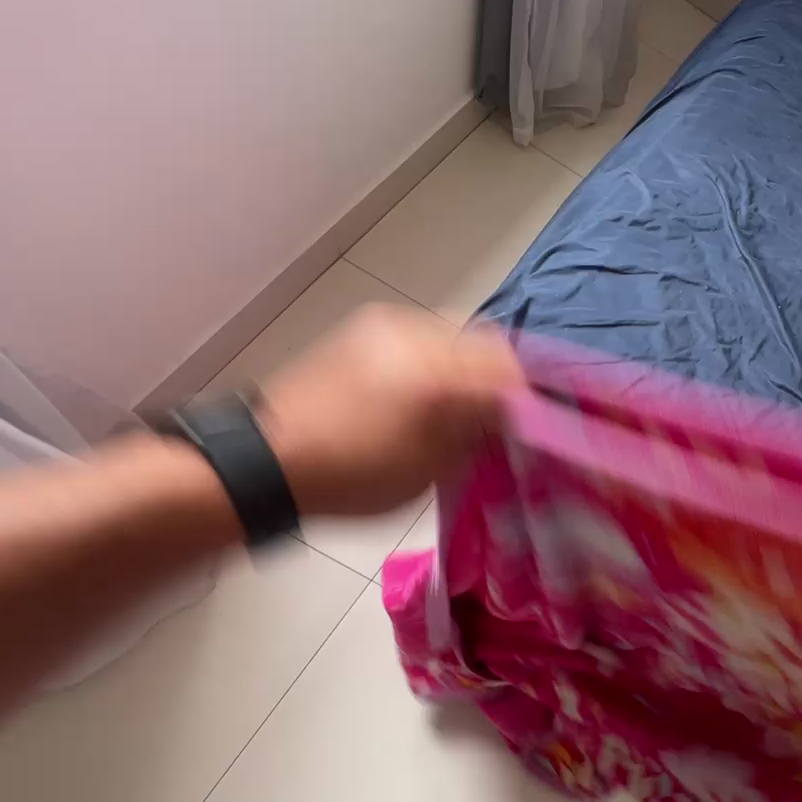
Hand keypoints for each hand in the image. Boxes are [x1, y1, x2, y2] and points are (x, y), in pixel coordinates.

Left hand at [254, 305, 522, 517]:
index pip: (508, 370)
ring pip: (456, 335)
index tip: (536, 425)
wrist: (266, 460)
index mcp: (436, 372)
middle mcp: (415, 334)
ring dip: (473, 366)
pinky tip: (436, 390)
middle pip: (486, 343)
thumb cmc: (354, 475)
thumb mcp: (431, 467)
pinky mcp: (364, 330)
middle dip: (503, 377)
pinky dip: (443, 359)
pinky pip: (425, 336)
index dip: (530, 397)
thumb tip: (509, 417)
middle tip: (507, 414)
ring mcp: (386, 326)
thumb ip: (477, 433)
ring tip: (471, 404)